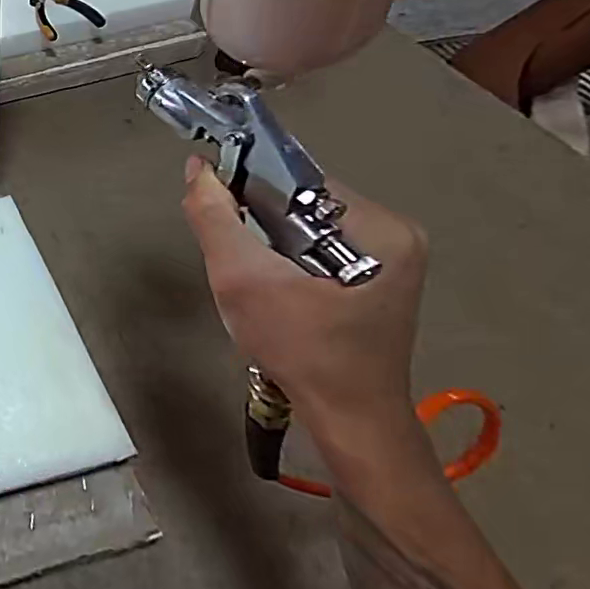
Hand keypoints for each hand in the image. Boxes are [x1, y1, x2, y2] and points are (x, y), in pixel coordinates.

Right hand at [180, 156, 427, 422]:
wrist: (347, 421)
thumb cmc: (301, 349)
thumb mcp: (242, 278)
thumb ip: (213, 216)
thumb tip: (197, 167)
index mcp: (380, 225)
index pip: (294, 180)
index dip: (248, 193)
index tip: (224, 222)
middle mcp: (393, 233)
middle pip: (297, 202)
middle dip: (256, 225)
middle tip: (240, 263)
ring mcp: (389, 258)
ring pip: (300, 225)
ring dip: (265, 243)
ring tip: (255, 280)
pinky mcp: (376, 279)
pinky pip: (311, 246)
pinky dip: (282, 259)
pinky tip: (273, 289)